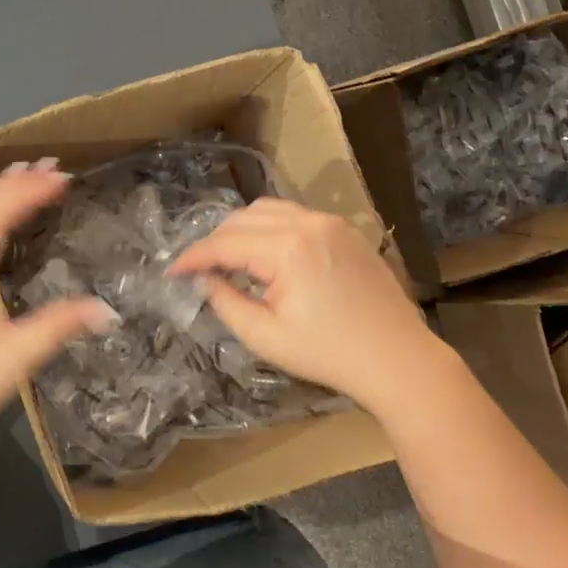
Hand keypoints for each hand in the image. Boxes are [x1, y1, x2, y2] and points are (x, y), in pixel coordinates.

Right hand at [167, 198, 438, 409]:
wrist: (396, 358)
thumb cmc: (327, 354)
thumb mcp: (264, 336)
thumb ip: (225, 301)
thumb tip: (204, 279)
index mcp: (287, 250)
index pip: (224, 243)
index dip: (193, 257)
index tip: (172, 272)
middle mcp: (309, 224)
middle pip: (243, 218)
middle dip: (215, 241)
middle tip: (199, 270)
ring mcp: (331, 223)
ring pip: (268, 210)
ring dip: (241, 230)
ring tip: (228, 260)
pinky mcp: (345, 231)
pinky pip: (295, 217)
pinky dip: (269, 229)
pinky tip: (264, 256)